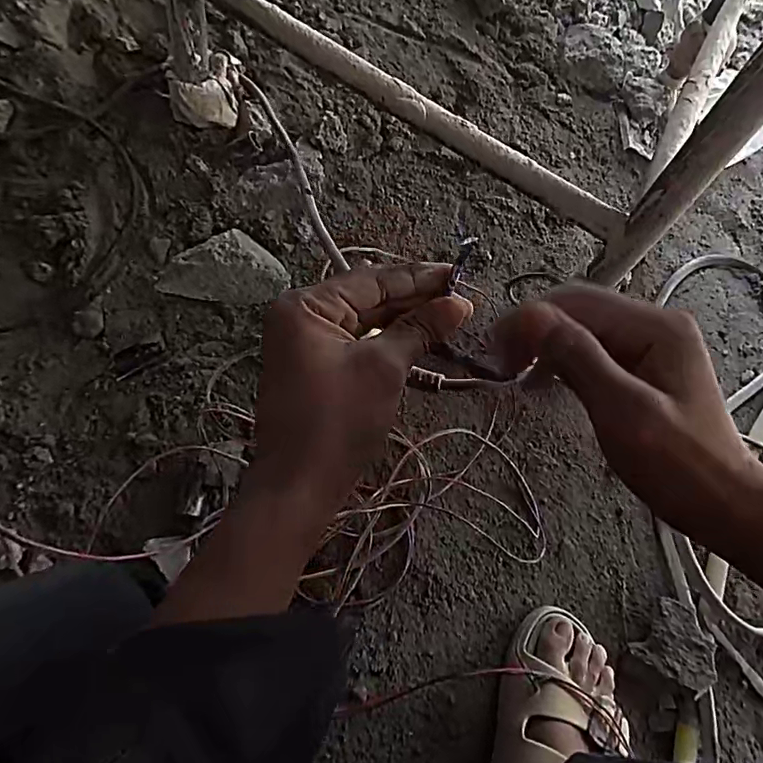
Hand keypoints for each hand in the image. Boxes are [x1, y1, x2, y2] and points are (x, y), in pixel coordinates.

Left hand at [246, 263, 472, 514]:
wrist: (299, 487)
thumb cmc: (337, 423)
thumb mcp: (383, 367)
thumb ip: (420, 328)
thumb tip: (459, 303)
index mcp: (305, 306)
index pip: (372, 280)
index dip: (420, 278)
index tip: (459, 275)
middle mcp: (301, 317)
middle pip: (369, 298)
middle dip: (416, 300)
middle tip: (462, 298)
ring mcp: (307, 343)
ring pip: (367, 321)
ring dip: (407, 321)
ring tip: (450, 317)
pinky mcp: (318, 368)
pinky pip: (360, 343)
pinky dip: (390, 342)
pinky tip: (423, 340)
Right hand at [493, 285, 761, 523]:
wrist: (724, 504)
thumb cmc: (680, 465)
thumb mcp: (623, 410)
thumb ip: (578, 358)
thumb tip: (532, 316)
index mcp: (657, 327)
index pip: (578, 301)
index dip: (530, 320)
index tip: (495, 351)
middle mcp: (655, 326)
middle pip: (580, 310)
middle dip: (535, 331)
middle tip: (500, 364)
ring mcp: (651, 346)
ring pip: (583, 331)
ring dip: (546, 346)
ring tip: (515, 373)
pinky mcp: (644, 369)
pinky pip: (594, 353)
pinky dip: (563, 363)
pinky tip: (544, 381)